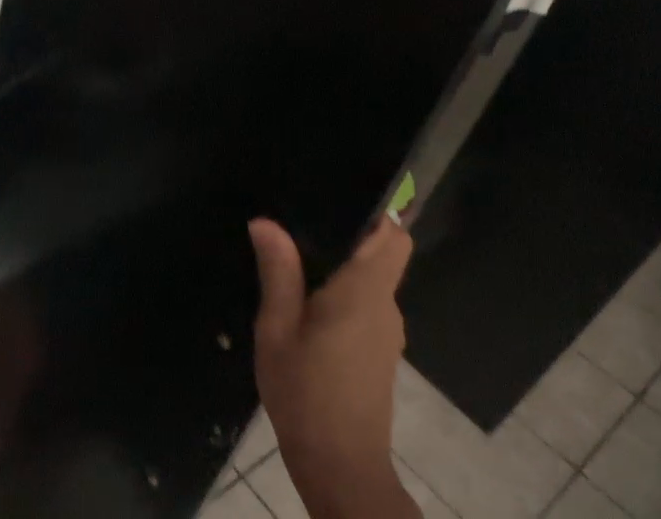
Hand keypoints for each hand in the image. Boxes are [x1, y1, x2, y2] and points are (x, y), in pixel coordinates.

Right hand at [248, 215, 417, 518]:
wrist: (339, 465)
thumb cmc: (305, 392)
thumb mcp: (277, 328)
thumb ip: (278, 272)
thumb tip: (266, 222)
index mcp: (363, 293)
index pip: (394, 237)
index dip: (377, 212)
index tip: (339, 195)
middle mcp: (385, 307)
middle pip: (384, 254)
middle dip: (351, 234)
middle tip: (299, 222)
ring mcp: (386, 332)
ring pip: (372, 280)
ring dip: (342, 266)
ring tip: (291, 256)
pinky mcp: (378, 352)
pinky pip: (365, 305)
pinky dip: (341, 292)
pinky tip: (302, 300)